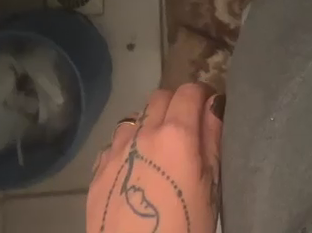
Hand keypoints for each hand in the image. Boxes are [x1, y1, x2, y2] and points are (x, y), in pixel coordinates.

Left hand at [87, 85, 223, 232]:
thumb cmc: (185, 228)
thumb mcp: (211, 188)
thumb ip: (213, 140)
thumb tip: (214, 104)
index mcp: (176, 134)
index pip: (190, 91)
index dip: (203, 95)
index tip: (209, 110)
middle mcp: (143, 133)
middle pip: (160, 96)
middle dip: (176, 105)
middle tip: (187, 130)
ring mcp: (116, 151)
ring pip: (135, 117)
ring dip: (149, 124)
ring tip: (159, 152)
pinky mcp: (96, 173)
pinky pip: (114, 144)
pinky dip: (128, 147)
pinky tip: (135, 171)